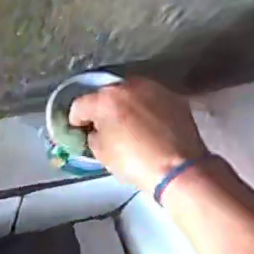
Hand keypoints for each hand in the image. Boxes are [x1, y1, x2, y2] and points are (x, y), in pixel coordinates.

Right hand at [68, 78, 207, 191]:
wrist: (177, 167)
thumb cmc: (133, 161)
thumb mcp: (100, 152)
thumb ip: (92, 135)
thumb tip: (96, 130)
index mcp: (105, 99)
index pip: (79, 105)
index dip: (76, 121)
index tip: (80, 132)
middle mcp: (129, 86)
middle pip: (106, 94)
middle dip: (102, 109)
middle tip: (104, 128)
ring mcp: (154, 89)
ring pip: (130, 93)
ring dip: (124, 106)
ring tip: (127, 126)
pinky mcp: (173, 96)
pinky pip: (150, 100)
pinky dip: (144, 109)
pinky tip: (147, 126)